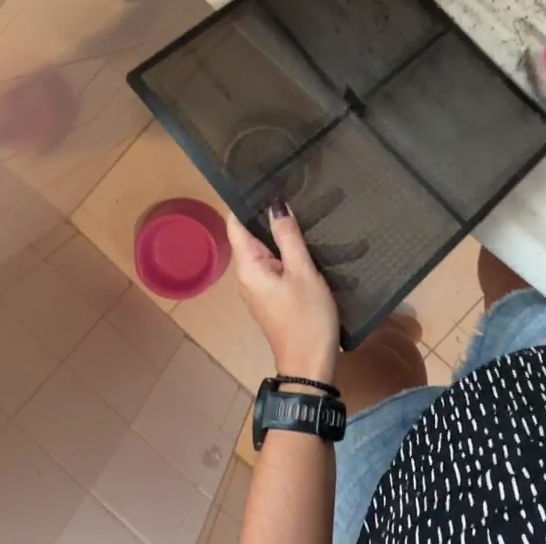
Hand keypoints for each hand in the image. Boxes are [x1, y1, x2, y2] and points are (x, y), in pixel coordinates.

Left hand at [225, 204, 339, 381]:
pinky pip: (273, 264)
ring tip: (298, 207)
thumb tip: (275, 204)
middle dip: (265, 214)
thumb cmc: (306, 317)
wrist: (310, 366)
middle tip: (288, 187)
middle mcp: (246, 275)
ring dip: (277, 232)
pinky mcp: (271, 296)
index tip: (263, 179)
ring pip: (263, 250)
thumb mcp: (302, 272)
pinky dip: (284, 250)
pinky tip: (302, 240)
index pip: (236, 225)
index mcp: (248, 267)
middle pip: (249, 235)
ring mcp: (258, 287)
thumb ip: (288, 237)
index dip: (245, 202)